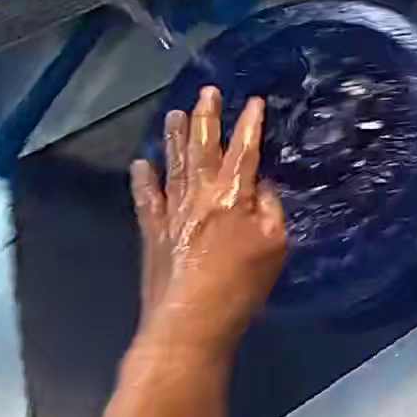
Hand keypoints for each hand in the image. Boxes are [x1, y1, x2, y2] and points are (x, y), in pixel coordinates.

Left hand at [129, 87, 288, 361]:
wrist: (189, 324)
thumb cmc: (241, 285)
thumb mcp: (275, 244)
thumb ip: (270, 208)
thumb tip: (260, 185)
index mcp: (232, 195)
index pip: (245, 150)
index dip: (250, 124)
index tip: (255, 101)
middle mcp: (199, 195)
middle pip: (203, 147)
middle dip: (207, 117)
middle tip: (207, 92)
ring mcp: (171, 212)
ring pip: (173, 164)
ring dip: (174, 136)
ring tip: (175, 112)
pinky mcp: (152, 232)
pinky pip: (146, 198)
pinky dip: (143, 179)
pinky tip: (140, 163)